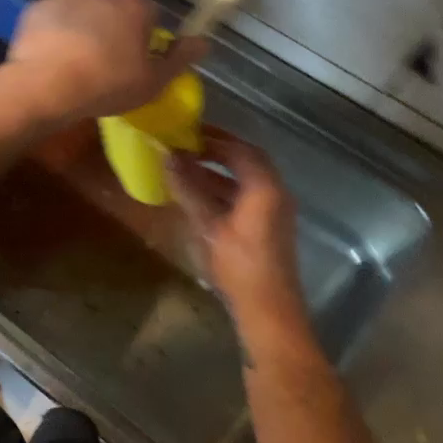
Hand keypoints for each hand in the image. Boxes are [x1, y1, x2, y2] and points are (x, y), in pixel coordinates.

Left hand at [4, 0, 206, 123]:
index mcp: (136, 5)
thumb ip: (180, 59)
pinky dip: (53, 31)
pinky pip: (52, 18)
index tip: (133, 61)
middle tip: (103, 62)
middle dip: (112, 28)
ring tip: (73, 61)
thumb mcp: (153, 81)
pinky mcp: (37, 7)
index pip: (149, 14)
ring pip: (81, 10)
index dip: (143, 38)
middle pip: (114, 8)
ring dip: (82, 27)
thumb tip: (204, 42)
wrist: (46, 85)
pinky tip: (50, 56)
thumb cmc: (108, 85)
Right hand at [167, 134, 306, 328]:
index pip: (240, 150)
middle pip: (246, 160)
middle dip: (217, 150)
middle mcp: (275, 192)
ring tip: (186, 166)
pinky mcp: (267, 225)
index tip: (185, 133)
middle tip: (186, 145)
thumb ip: (189, 189)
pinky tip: (198, 194)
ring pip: (245, 179)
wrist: (268, 309)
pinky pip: (245, 195)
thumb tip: (167, 157)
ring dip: (218, 170)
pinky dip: (222, 188)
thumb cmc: (239, 266)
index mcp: (265, 188)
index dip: (213, 138)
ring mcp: (273, 210)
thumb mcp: (209, 226)